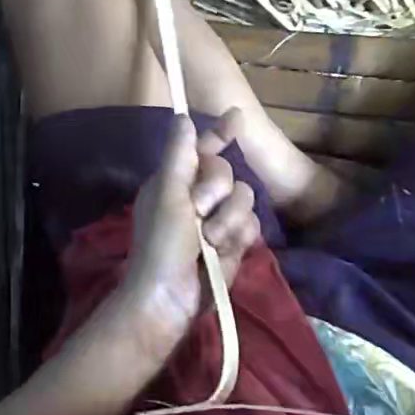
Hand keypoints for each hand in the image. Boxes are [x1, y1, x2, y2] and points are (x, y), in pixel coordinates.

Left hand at [121, 109, 261, 330]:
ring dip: (228, 220)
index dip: (219, 134)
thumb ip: (179, 155)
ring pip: (245, 198)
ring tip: (209, 241)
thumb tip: (183, 117)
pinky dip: (239, 237)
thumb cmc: (162, 244)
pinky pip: (252, 224)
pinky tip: (225, 252)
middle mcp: (197, 196)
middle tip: (198, 211)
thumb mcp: (168, 195)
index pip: (202, 149)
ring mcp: (218, 220)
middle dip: (217, 191)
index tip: (237, 117)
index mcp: (176, 181)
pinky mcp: (234, 242)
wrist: (171, 298)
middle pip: (228, 172)